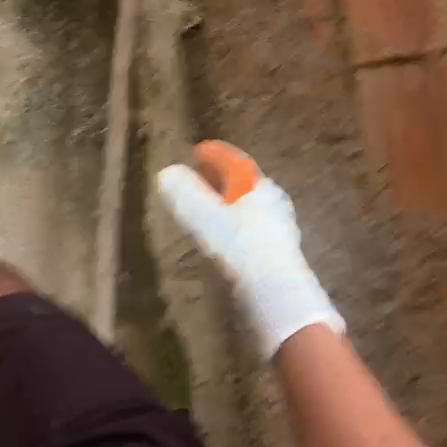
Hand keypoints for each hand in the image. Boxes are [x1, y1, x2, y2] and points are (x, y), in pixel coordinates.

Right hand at [155, 141, 344, 359]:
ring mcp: (281, 230)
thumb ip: (186, 196)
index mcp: (259, 188)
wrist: (277, 294)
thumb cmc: (242, 249)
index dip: (216, 156)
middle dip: (223, 180)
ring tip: (210, 210)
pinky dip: (237, 226)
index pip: (236, 163)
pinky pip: (254, 230)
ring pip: (251, 208)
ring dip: (230, 205)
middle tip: (202, 178)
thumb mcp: (207, 219)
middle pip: (245, 185)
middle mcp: (274, 203)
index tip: (198, 152)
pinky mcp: (280, 255)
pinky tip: (227, 241)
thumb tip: (166, 173)